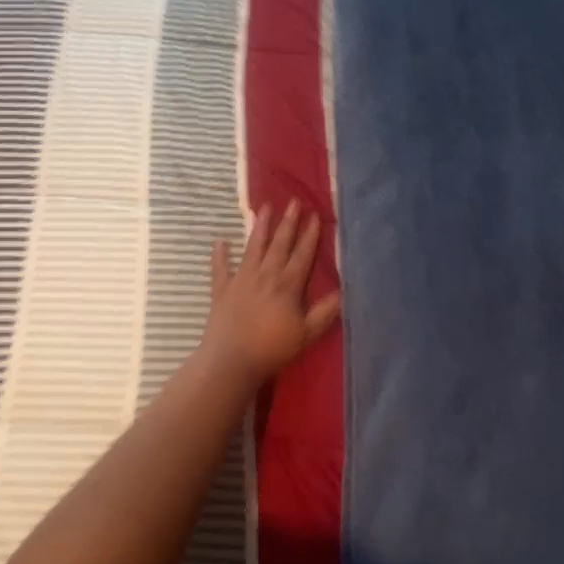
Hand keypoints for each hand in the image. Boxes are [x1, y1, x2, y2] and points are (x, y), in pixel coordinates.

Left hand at [202, 200, 341, 385]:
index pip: (302, 254)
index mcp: (287, 285)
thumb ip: (325, 311)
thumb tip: (345, 291)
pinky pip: (220, 269)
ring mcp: (241, 280)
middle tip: (294, 201)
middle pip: (279, 244)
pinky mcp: (222, 291)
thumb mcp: (306, 334)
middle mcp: (265, 275)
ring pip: (252, 248)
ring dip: (259, 228)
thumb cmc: (272, 349)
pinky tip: (219, 241)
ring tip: (264, 208)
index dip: (310, 235)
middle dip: (288, 222)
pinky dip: (219, 255)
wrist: (230, 362)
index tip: (315, 215)